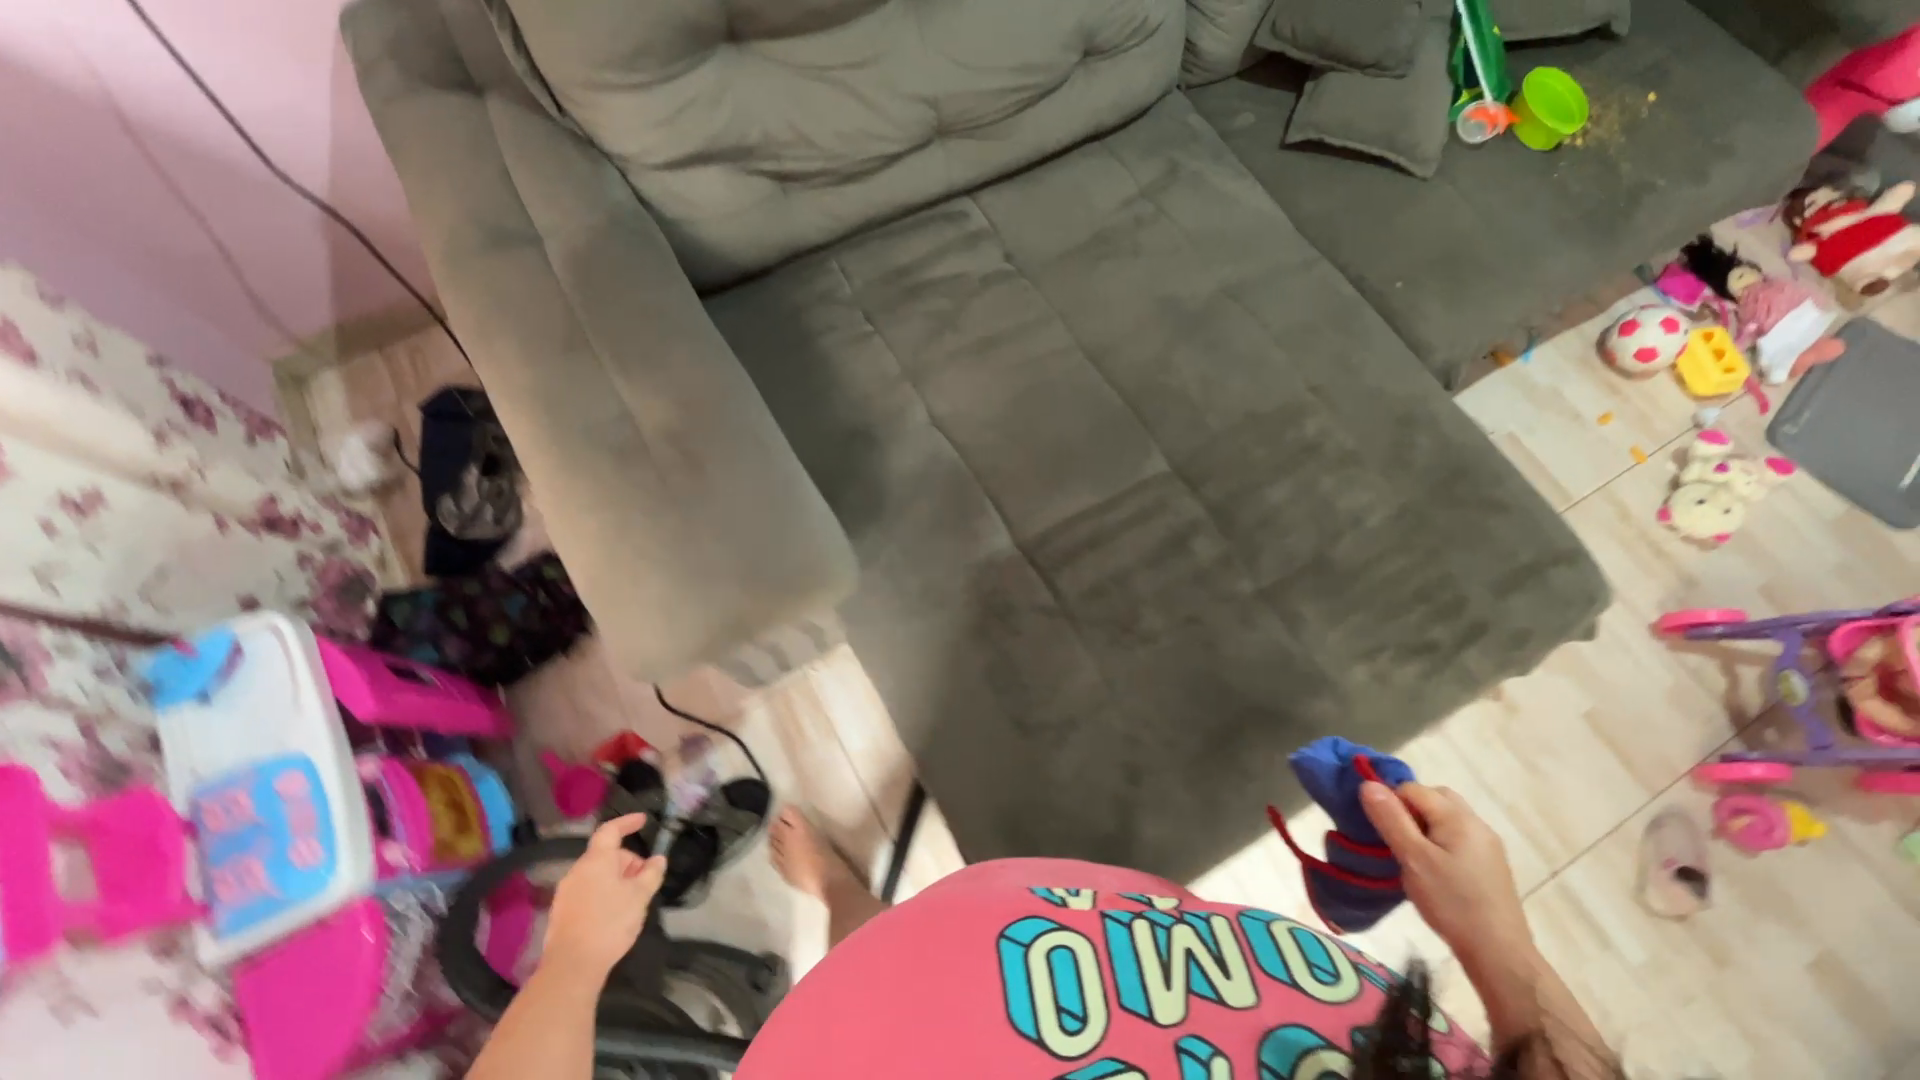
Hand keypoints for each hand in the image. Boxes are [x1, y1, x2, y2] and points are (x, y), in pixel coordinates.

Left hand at [542, 814, 667, 981]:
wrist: (572, 965)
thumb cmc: (610, 922)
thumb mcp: (640, 896)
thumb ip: (651, 874)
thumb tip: (657, 859)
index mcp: (596, 861)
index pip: (610, 831)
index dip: (627, 822)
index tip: (643, 820)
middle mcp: (577, 871)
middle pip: (606, 856)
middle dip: (628, 863)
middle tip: (645, 881)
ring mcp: (566, 892)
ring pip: (597, 875)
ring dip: (617, 880)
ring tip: (632, 901)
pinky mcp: (562, 912)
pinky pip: (588, 892)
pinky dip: (604, 894)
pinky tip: (614, 915)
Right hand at [1360, 782, 1534, 968]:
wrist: (1498, 951)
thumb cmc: (1451, 903)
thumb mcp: (1413, 859)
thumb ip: (1391, 819)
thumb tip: (1368, 783)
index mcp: (1458, 818)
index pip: (1413, 789)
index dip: (1391, 803)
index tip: (1381, 832)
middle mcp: (1477, 823)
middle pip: (1435, 798)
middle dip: (1409, 809)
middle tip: (1395, 840)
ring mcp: (1488, 844)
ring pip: (1447, 818)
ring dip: (1425, 826)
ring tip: (1412, 855)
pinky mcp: (1491, 864)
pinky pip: (1459, 837)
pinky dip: (1440, 841)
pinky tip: (1434, 870)